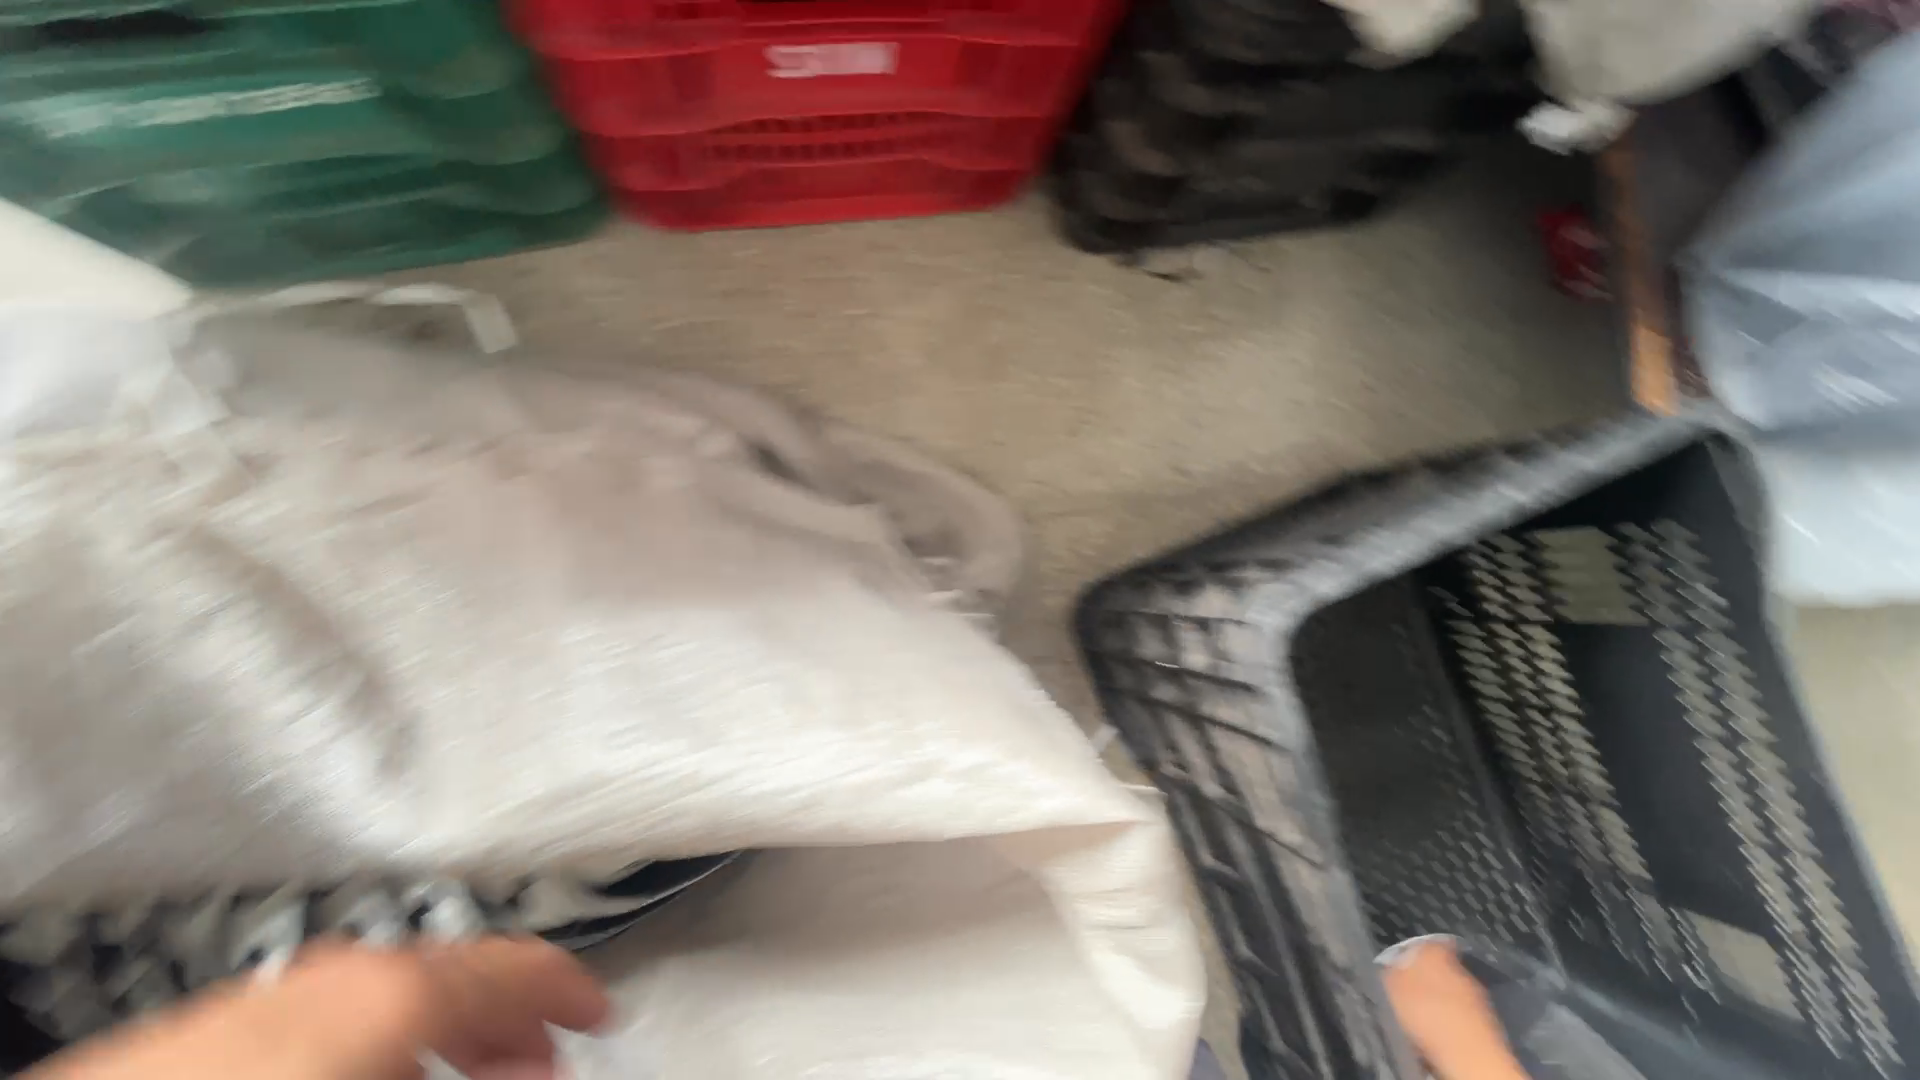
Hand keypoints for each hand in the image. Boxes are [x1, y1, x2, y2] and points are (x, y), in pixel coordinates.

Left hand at [24, 938, 609, 1079]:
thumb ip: (494, 1065)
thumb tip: (547, 1065)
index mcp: (402, 985)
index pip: (522, 965)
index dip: (573, 990)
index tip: (602, 1014)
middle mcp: (355, 968)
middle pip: (469, 972)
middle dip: (517, 1015)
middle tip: (548, 1054)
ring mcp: (293, 985)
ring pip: (411, 988)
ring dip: (457, 1026)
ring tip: (477, 1067)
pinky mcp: (240, 1016)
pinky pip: (351, 1006)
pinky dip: (395, 1031)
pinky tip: (391, 1066)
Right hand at [1380, 940, 1530, 1079]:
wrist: (1471, 1059)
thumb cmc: (1425, 1015)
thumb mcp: (1391, 989)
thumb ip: (1388, 972)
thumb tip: (1386, 967)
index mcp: (1435, 953)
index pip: (1427, 941)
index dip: (1414, 949)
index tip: (1402, 960)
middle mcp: (1459, 968)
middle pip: (1440, 966)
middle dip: (1425, 977)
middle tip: (1406, 991)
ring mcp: (1477, 996)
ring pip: (1451, 990)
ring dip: (1438, 1000)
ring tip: (1420, 1016)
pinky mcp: (1486, 1023)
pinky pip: (1461, 1014)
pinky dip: (1450, 1020)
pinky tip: (1438, 1033)